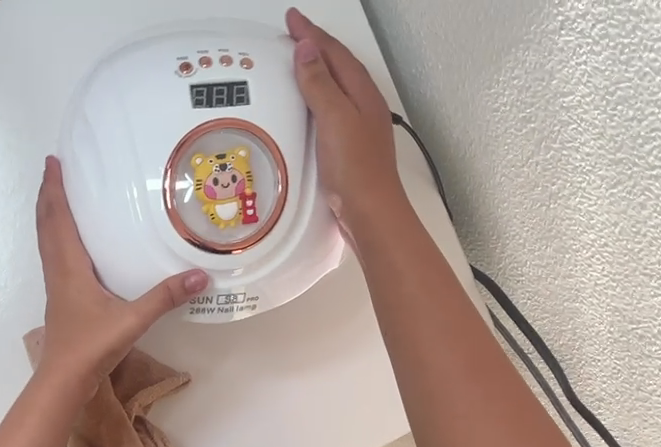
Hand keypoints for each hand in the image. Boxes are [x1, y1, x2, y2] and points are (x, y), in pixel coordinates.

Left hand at [34, 157, 206, 384]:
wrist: (64, 380)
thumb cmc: (90, 347)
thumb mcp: (131, 321)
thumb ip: (164, 298)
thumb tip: (199, 276)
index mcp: (69, 267)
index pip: (58, 218)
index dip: (55, 189)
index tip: (54, 161)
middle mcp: (57, 272)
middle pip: (46, 226)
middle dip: (48, 196)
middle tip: (53, 169)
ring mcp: (56, 288)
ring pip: (46, 243)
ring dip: (49, 217)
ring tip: (57, 198)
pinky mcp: (61, 301)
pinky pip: (53, 259)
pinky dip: (56, 240)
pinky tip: (71, 246)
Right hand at [286, 9, 402, 231]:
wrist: (370, 213)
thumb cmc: (355, 169)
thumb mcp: (334, 119)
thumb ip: (319, 84)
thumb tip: (307, 49)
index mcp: (361, 92)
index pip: (333, 53)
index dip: (311, 34)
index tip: (291, 19)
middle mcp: (364, 105)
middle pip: (338, 65)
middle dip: (315, 47)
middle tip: (293, 35)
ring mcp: (359, 127)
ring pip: (337, 87)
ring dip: (317, 72)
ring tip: (299, 64)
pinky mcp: (351, 148)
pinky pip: (332, 110)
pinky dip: (318, 99)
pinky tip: (310, 109)